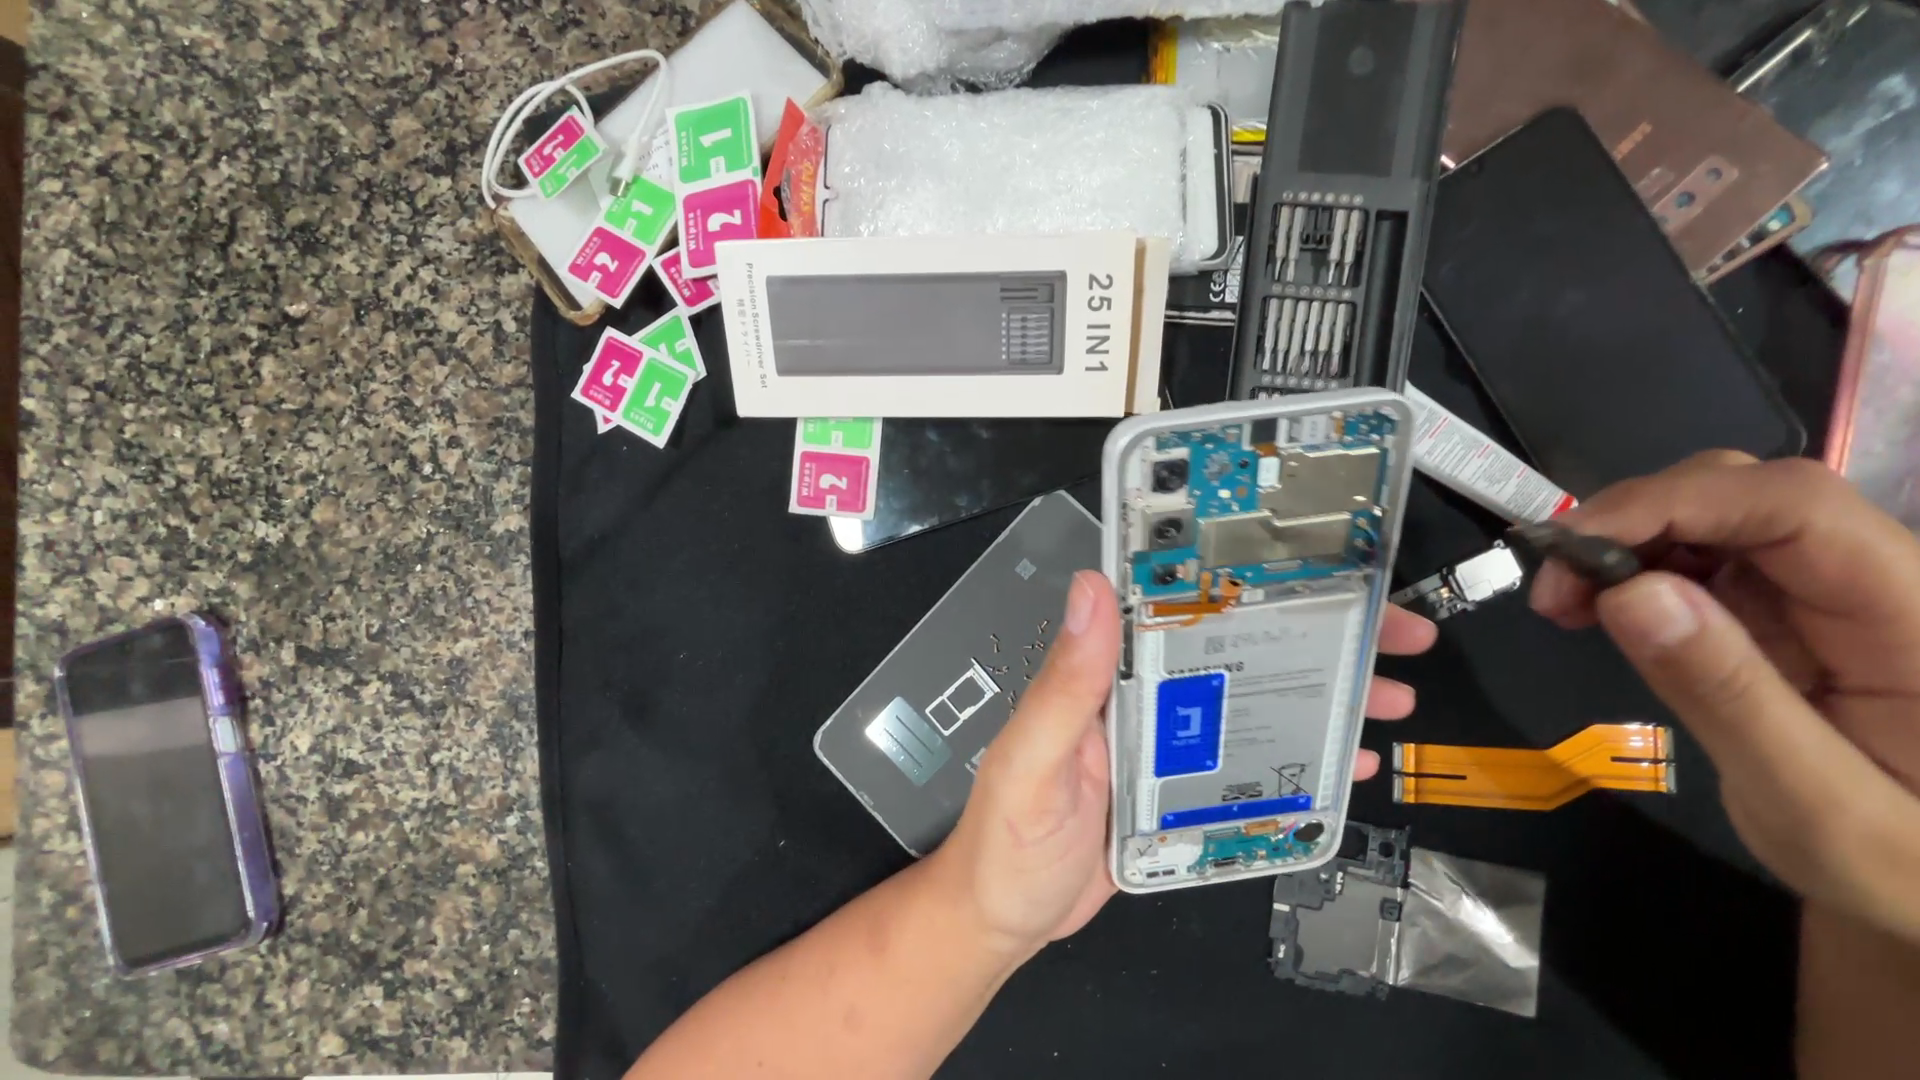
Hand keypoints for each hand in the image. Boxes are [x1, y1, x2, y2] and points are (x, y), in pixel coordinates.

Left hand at [928, 570, 1438, 961]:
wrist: (1007, 917)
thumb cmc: (1006, 843)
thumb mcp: (1031, 762)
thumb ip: (1063, 685)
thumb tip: (1089, 590)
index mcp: (1104, 680)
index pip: (1176, 610)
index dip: (1243, 582)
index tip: (1310, 565)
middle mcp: (1141, 702)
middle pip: (1235, 652)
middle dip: (1313, 635)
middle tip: (1387, 630)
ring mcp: (1166, 749)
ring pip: (1255, 705)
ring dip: (1321, 693)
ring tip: (1385, 690)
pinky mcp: (1182, 794)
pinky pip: (1251, 767)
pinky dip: (1300, 760)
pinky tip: (1341, 759)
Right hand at [1530, 452, 1919, 943]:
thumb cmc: (1911, 874)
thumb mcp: (1819, 810)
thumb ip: (1731, 698)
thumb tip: (1626, 593)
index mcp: (1919, 620)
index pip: (1793, 507)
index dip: (1671, 502)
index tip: (1567, 549)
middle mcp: (1882, 582)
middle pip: (1749, 492)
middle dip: (1633, 519)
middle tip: (1554, 592)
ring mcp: (1834, 593)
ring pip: (1718, 514)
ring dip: (1623, 541)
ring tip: (1563, 605)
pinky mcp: (1792, 610)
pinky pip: (1705, 558)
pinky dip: (1633, 568)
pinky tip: (1597, 608)